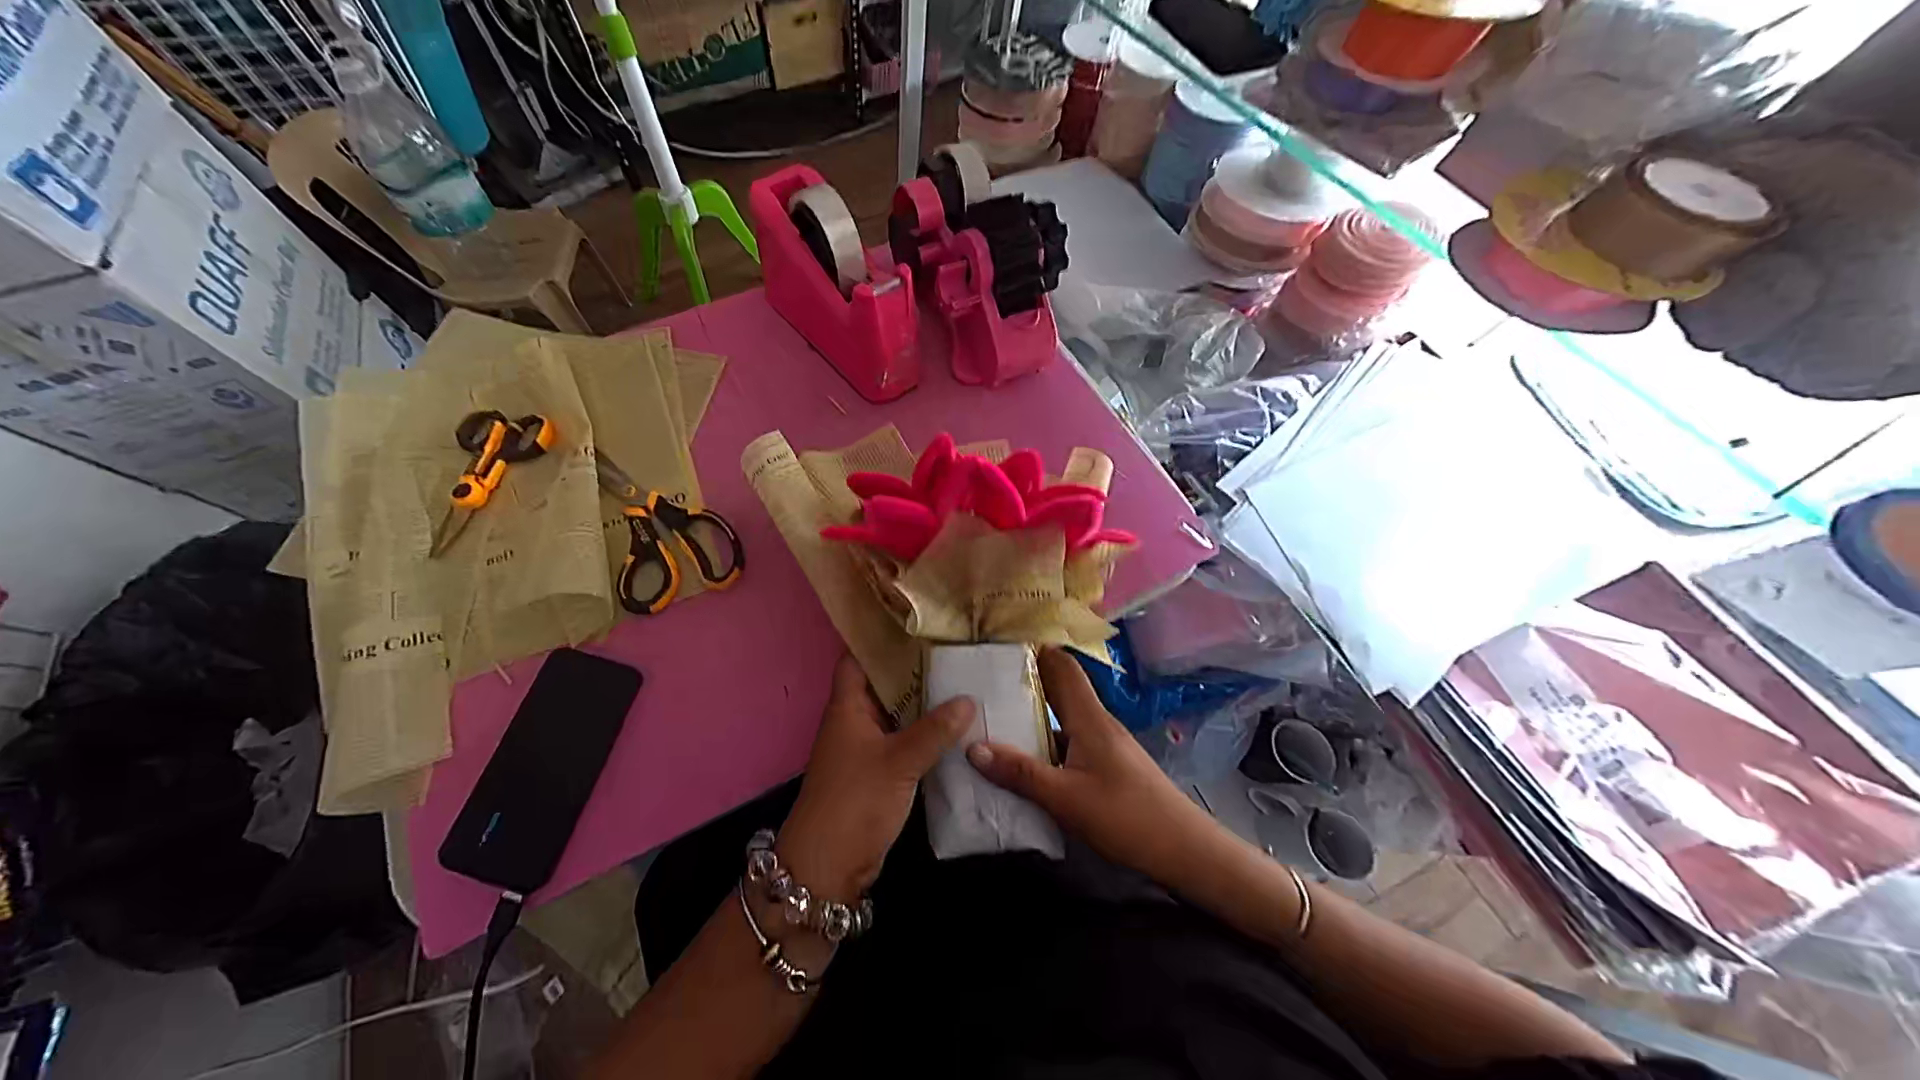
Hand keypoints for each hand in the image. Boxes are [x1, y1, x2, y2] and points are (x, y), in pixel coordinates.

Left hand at [778, 654, 974, 900]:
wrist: (828, 867)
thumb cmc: (855, 801)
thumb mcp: (899, 761)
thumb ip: (935, 730)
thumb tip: (969, 700)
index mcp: (848, 706)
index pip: (858, 658)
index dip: (881, 639)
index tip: (919, 626)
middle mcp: (854, 721)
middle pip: (883, 685)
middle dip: (915, 671)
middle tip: (956, 651)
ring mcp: (865, 748)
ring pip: (897, 715)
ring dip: (924, 704)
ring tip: (964, 682)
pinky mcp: (877, 773)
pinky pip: (903, 742)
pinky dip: (925, 734)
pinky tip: (956, 729)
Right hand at [967, 648, 1224, 889]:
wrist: (1184, 851)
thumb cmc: (1127, 817)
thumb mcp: (1066, 798)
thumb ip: (1020, 773)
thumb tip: (972, 746)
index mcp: (1090, 719)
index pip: (1063, 668)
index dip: (1036, 650)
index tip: (1000, 644)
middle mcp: (1098, 725)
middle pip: (1060, 691)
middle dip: (1026, 683)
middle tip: (985, 681)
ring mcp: (1105, 747)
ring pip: (1063, 721)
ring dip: (1032, 718)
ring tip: (993, 721)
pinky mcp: (1108, 769)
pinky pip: (1069, 745)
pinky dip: (1045, 746)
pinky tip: (1025, 763)